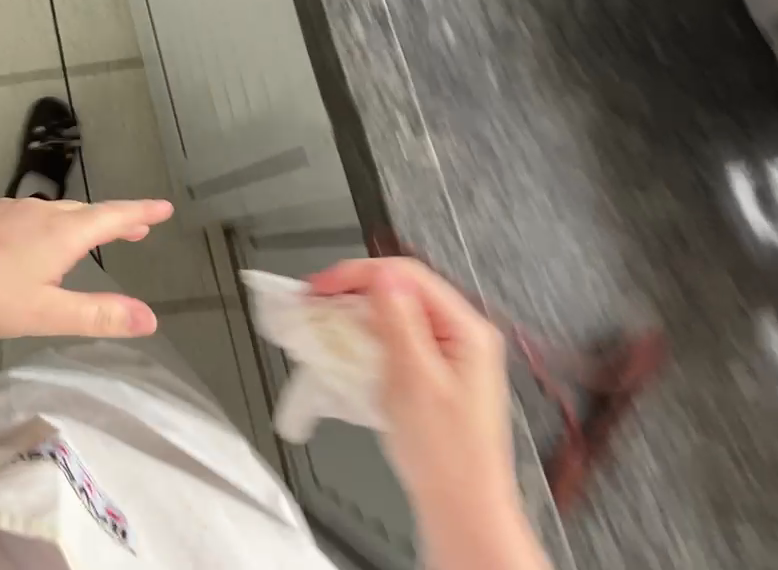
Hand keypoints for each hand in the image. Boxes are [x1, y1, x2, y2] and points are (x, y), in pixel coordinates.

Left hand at [0, 198, 172, 341]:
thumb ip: (98, 315)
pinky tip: (35, 240)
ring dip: (79, 221)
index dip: (140, 212)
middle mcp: (35, 212)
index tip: (164, 207)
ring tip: (90, 234)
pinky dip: (48, 224)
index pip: (110, 216)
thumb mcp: (46, 314)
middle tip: (136, 227)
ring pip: (53, 212)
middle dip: (112, 219)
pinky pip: (27, 215)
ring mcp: (4, 211)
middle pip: (83, 212)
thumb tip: (151, 317)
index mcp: (58, 232)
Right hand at [309, 259, 516, 514]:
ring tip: (320, 320)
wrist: (459, 504)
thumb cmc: (446, 452)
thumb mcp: (415, 378)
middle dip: (350, 290)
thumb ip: (398, 321)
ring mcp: (445, 351)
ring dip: (352, 311)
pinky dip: (361, 333)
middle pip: (397, 288)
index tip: (320, 287)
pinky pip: (390, 334)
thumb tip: (380, 275)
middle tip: (312, 300)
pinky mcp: (429, 367)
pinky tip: (342, 344)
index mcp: (465, 330)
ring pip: (390, 310)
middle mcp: (458, 335)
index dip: (357, 273)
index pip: (404, 275)